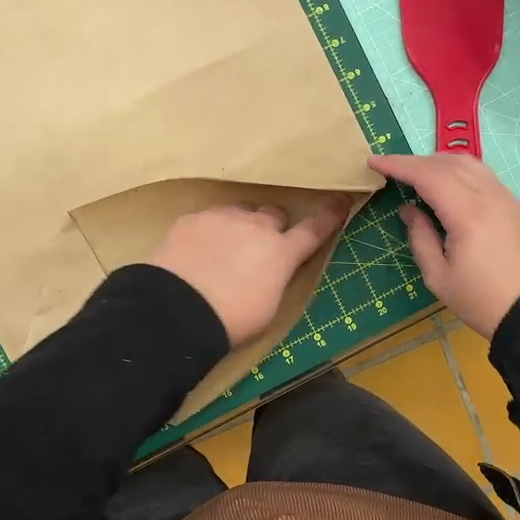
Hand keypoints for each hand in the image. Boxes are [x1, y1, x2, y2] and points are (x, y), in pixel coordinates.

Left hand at [146, 200, 349, 344]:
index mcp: (281, 252)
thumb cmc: (232, 319)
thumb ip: (275, 277)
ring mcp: (223, 217)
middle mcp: (256, 226)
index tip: (340, 201)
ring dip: (239, 226)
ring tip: (223, 250)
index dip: (328, 217)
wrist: (178, 309)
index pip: (313, 230)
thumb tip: (270, 268)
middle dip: (270, 228)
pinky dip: (209, 231)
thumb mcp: (268, 306)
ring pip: (240, 212)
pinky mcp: (193, 218)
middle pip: (273, 214)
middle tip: (258, 249)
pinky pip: (209, 218)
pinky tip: (196, 251)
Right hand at [369, 154, 519, 337]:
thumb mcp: (438, 276)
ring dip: (438, 161)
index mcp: (468, 213)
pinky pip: (481, 173)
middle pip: (447, 163)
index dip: (398, 165)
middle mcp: (489, 196)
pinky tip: (445, 182)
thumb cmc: (480, 299)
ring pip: (468, 163)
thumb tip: (409, 210)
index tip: (374, 162)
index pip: (428, 175)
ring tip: (415, 172)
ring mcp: (505, 197)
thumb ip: (419, 237)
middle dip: (414, 161)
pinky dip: (457, 170)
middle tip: (390, 169)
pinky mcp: (513, 205)